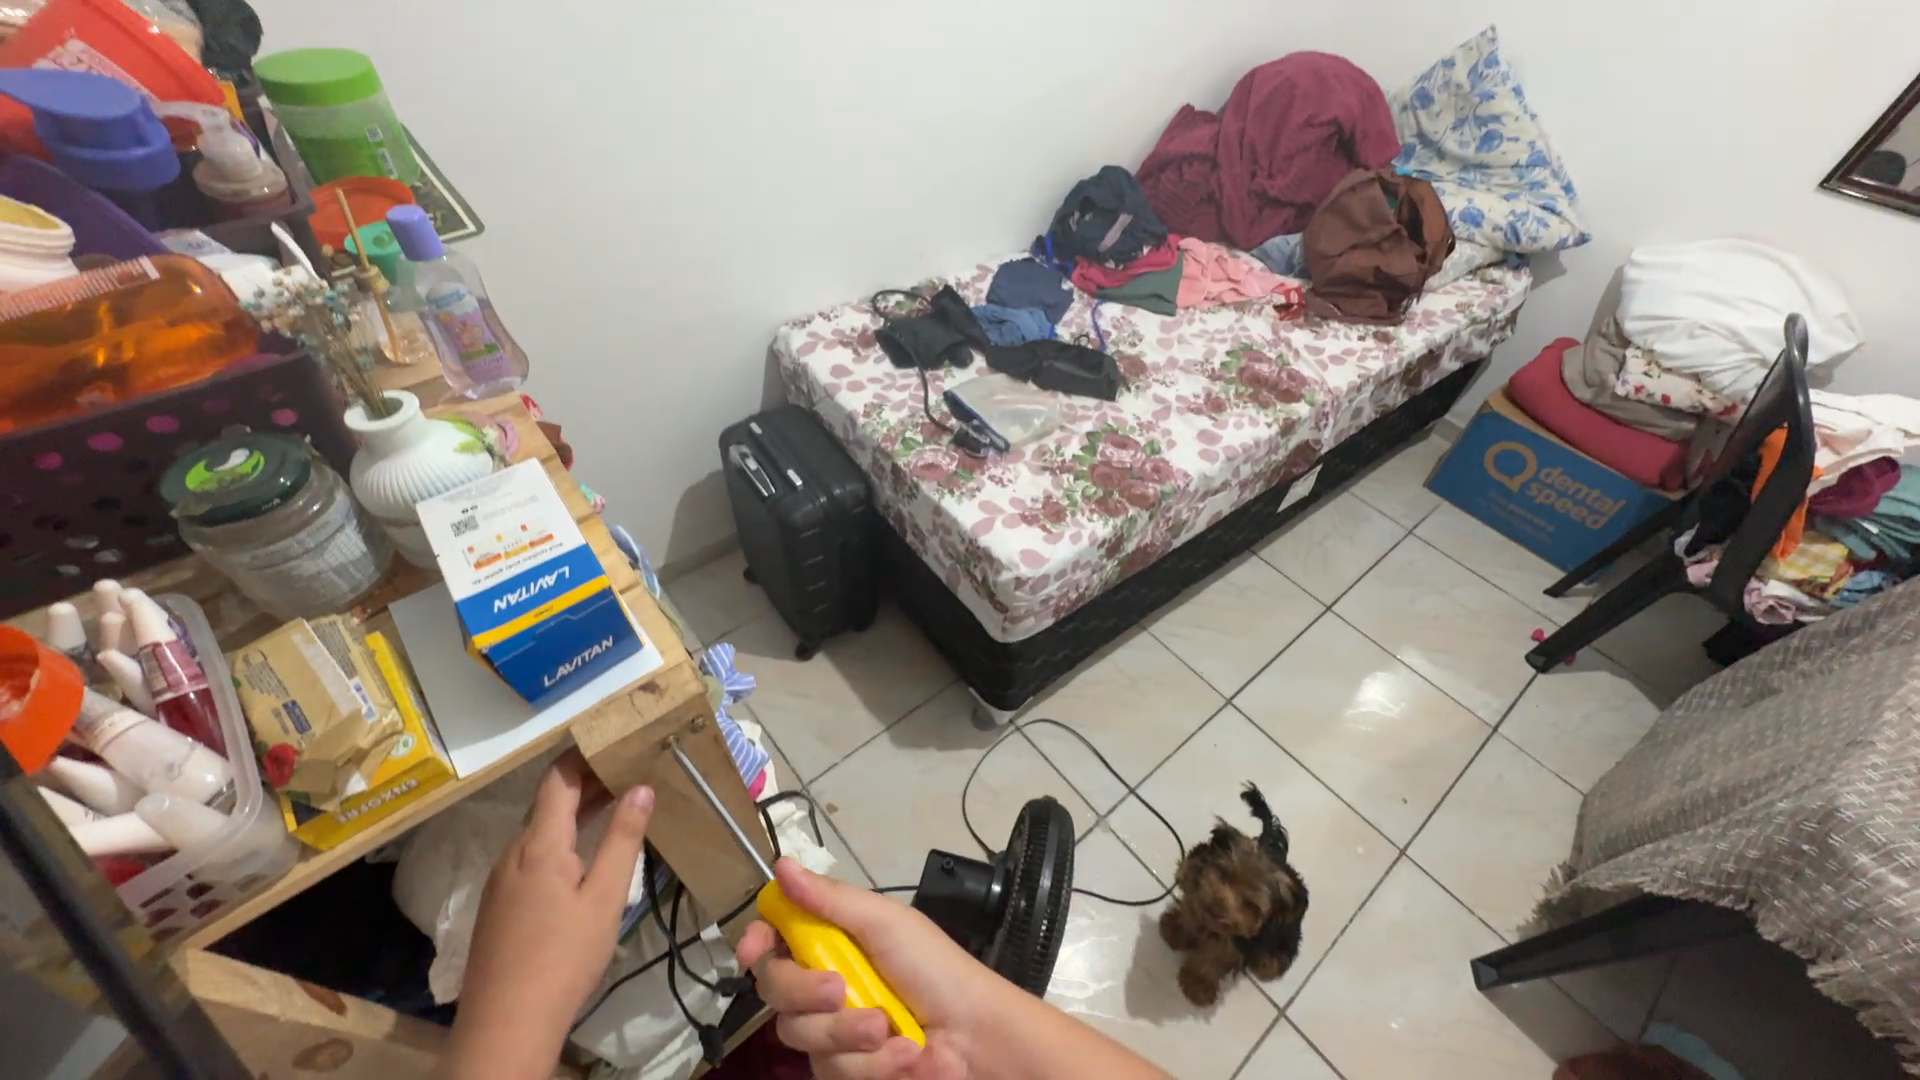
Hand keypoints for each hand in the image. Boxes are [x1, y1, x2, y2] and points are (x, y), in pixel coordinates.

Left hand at [444, 750, 653, 1078]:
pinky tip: (587, 851)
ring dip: (576, 809)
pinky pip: (532, 853)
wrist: (503, 1029)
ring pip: (540, 828)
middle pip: (548, 801)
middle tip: (631, 765)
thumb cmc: (563, 958)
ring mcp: (501, 880)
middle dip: (588, 779)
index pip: (558, 778)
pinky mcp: (500, 904)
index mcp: (539, 844)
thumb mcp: (606, 896)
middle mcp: (513, 853)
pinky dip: (562, 836)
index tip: (617, 737)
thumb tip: (641, 786)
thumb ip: (623, 838)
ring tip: (618, 800)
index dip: (584, 753)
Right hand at [736, 859, 1007, 1079]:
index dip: (757, 941)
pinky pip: (830, 1072)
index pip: (775, 936)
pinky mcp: (846, 1069)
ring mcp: (832, 1028)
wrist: (973, 1036)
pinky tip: (903, 1055)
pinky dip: (871, 1066)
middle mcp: (824, 980)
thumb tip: (782, 863)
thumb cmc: (933, 966)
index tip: (755, 950)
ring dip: (848, 1033)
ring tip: (888, 1028)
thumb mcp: (885, 922)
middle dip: (806, 991)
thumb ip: (831, 899)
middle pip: (775, 988)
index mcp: (833, 937)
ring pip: (800, 1035)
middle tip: (840, 989)